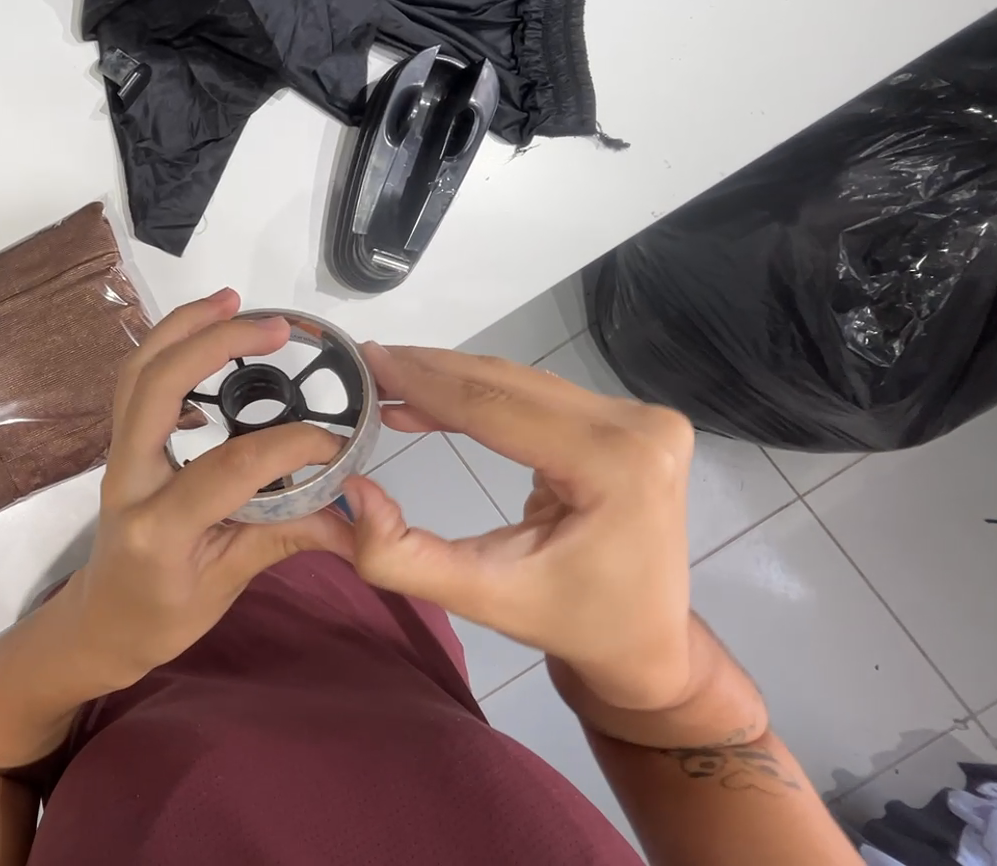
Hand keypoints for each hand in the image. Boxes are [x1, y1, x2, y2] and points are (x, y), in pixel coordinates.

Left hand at [55, 288, 357, 688]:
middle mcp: (127, 477)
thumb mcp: (226, 585)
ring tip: (231, 300)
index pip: (227, 469)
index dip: (288, 446)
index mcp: (157, 526)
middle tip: (275, 327)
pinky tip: (202, 334)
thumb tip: (355, 515)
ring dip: (181, 328)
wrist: (102, 620)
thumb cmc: (161, 615)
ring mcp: (115, 456)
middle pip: (157, 388)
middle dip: (214, 344)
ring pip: (137, 373)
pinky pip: (136, 383)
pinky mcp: (119, 445)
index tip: (335, 442)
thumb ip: (285, 538)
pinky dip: (166, 348)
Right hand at [339, 344, 694, 711]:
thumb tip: (351, 488)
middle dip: (429, 371)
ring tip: (386, 378)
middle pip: (507, 385)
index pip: (496, 410)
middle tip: (365, 362)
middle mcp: (640, 429)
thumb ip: (399, 556)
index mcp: (617, 468)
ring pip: (518, 382)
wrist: (645, 639)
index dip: (425, 383)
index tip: (367, 358)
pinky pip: (533, 394)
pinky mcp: (627, 422)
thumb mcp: (476, 596)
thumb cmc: (567, 621)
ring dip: (447, 379)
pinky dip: (475, 394)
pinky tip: (428, 399)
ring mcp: (640, 421)